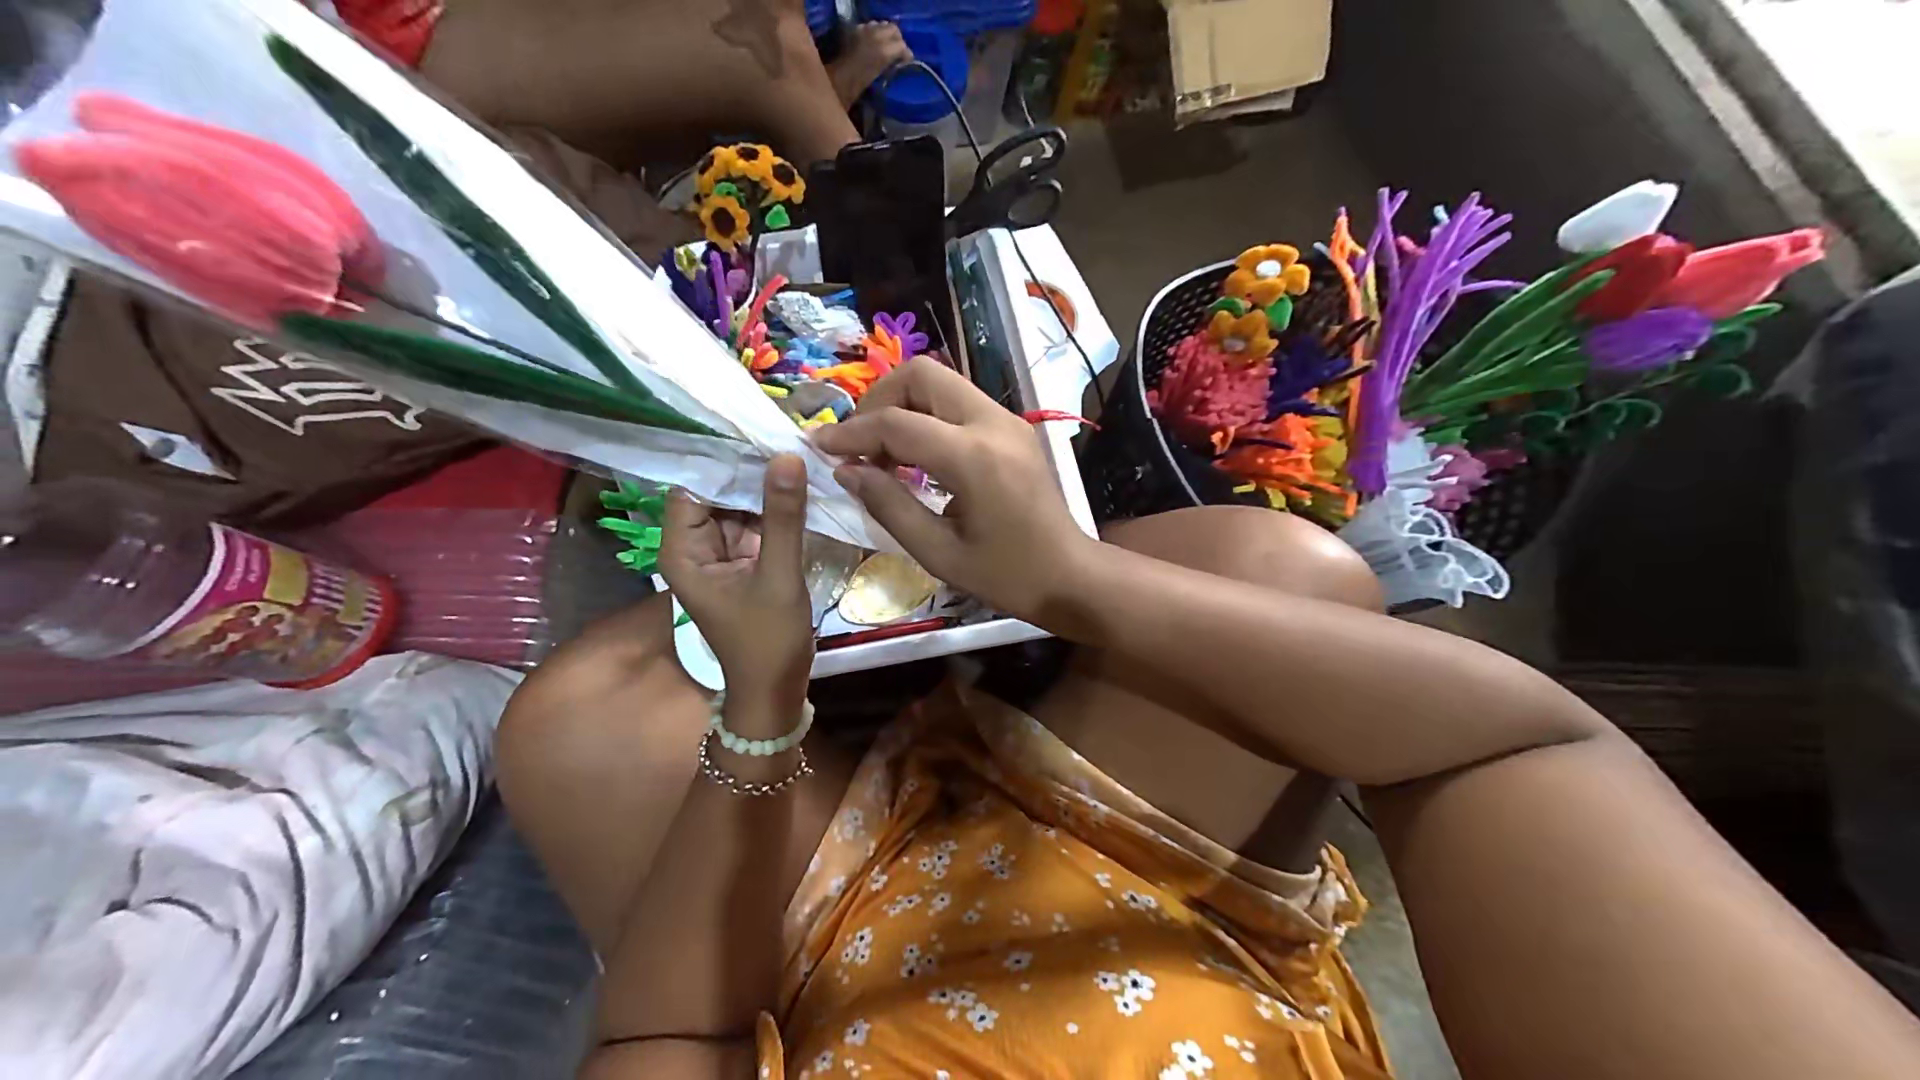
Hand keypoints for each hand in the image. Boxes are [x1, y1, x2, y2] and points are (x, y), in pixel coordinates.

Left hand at [658, 454, 813, 709]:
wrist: (775, 689)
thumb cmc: (767, 640)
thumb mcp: (778, 576)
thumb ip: (782, 517)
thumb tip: (787, 456)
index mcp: (683, 551)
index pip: (694, 487)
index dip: (723, 459)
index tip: (759, 431)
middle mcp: (694, 547)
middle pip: (717, 493)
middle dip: (749, 469)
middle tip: (787, 435)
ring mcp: (719, 554)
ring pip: (739, 506)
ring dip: (764, 487)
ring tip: (798, 453)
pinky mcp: (742, 561)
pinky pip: (755, 524)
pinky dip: (774, 510)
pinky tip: (799, 486)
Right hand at [810, 357, 1093, 620]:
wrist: (1070, 575)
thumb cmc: (1007, 576)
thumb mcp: (938, 554)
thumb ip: (889, 506)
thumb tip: (846, 470)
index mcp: (974, 457)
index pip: (897, 423)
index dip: (851, 433)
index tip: (818, 447)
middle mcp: (993, 423)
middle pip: (921, 375)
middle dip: (878, 401)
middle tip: (857, 444)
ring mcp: (1008, 420)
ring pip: (941, 381)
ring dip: (902, 404)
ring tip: (881, 451)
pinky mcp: (1013, 427)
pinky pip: (958, 401)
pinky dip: (926, 415)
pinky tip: (914, 455)